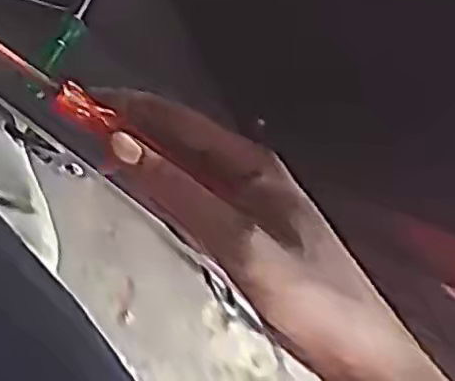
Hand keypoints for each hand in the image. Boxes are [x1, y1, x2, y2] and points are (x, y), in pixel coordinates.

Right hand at [99, 91, 447, 380]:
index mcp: (250, 163)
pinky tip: (133, 194)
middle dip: (126, 126)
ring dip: (135, 155)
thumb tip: (120, 142)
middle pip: (172, 137)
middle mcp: (243, 177)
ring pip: (174, 166)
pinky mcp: (236, 236)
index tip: (85, 100)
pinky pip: (181, 196)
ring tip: (96, 153)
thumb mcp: (240, 240)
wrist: (372, 369)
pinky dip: (150, 185)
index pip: (173, 116)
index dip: (127, 103)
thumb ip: (178, 188)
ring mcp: (241, 206)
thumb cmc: (318, 301)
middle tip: (81, 127)